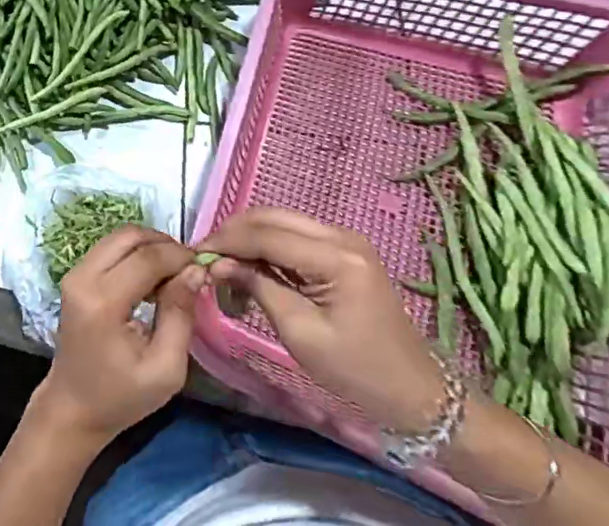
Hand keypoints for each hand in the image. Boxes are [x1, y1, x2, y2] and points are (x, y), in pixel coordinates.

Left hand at [31, 226, 205, 444]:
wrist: (73, 408)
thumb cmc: (121, 396)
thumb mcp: (165, 368)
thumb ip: (180, 314)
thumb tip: (195, 271)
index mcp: (103, 302)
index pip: (147, 257)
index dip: (179, 257)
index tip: (203, 269)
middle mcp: (83, 277)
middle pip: (130, 235)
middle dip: (165, 244)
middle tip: (188, 268)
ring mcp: (75, 273)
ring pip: (120, 237)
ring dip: (150, 246)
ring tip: (172, 275)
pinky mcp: (75, 275)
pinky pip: (110, 248)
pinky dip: (136, 253)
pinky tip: (152, 279)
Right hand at [200, 207, 442, 431]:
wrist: (413, 390)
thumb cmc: (356, 370)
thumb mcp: (300, 333)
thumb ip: (258, 288)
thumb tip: (218, 264)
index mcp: (337, 257)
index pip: (268, 234)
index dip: (228, 240)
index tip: (196, 253)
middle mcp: (341, 236)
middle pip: (273, 217)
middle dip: (235, 232)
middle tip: (205, 255)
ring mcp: (344, 239)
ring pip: (282, 221)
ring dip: (249, 236)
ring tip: (222, 260)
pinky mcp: (343, 250)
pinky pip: (296, 235)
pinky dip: (268, 244)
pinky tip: (249, 263)